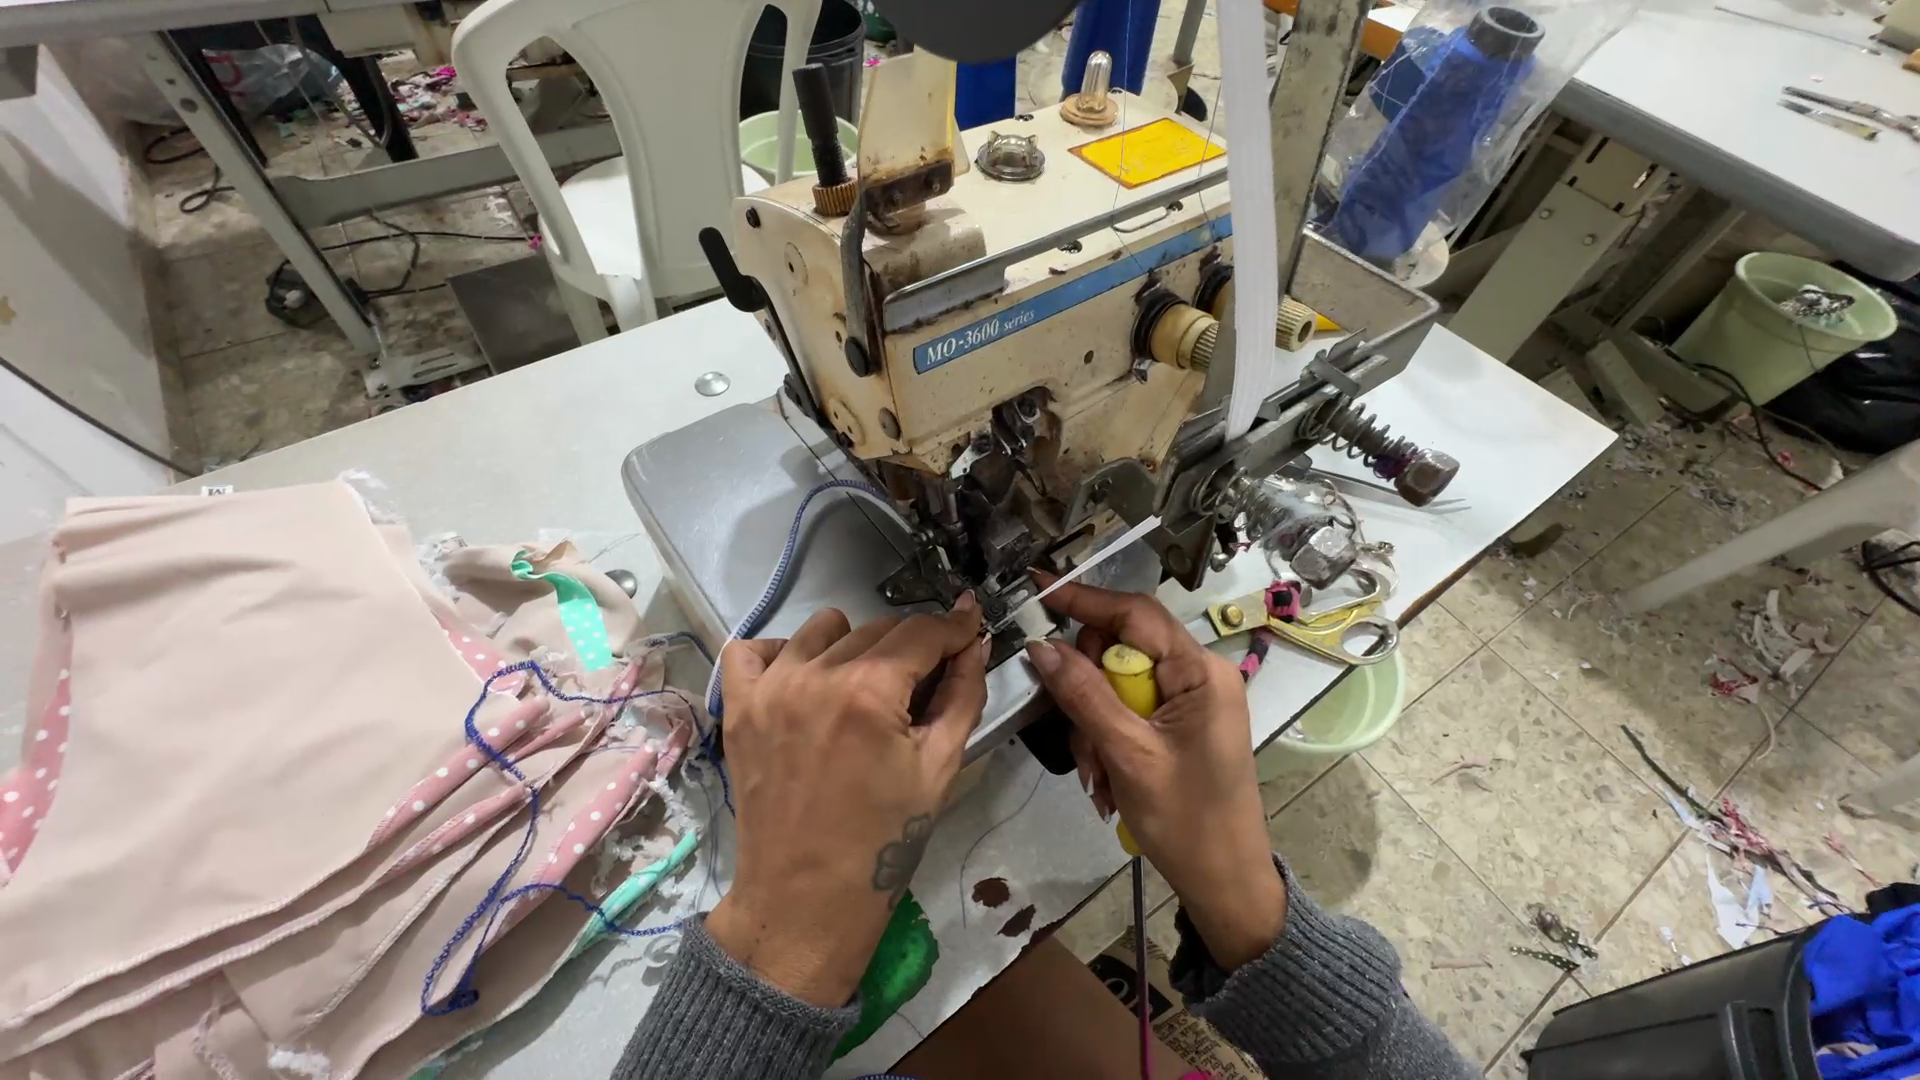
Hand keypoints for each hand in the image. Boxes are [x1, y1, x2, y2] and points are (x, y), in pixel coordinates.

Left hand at [706, 597, 987, 1005]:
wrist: (806, 899)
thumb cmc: (884, 841)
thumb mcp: (939, 768)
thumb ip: (963, 695)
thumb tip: (975, 643)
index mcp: (870, 692)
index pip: (923, 631)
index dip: (955, 628)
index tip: (969, 630)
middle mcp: (816, 676)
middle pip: (878, 627)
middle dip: (912, 646)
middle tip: (924, 681)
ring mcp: (770, 689)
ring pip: (823, 628)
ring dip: (854, 644)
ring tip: (863, 687)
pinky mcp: (739, 707)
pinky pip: (753, 649)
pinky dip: (783, 652)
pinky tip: (805, 678)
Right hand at [1024, 579, 1286, 969]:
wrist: (1226, 883)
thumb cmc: (1186, 822)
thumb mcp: (1128, 755)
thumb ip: (1084, 695)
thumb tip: (1041, 644)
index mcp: (1200, 672)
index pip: (1135, 614)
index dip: (1085, 598)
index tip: (1038, 587)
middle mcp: (1198, 673)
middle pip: (1120, 647)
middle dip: (1086, 686)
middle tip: (1078, 737)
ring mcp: (1189, 698)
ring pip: (1115, 680)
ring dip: (1092, 721)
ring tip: (1096, 772)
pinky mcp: (1179, 720)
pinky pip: (1127, 707)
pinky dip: (1106, 734)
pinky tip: (1105, 775)